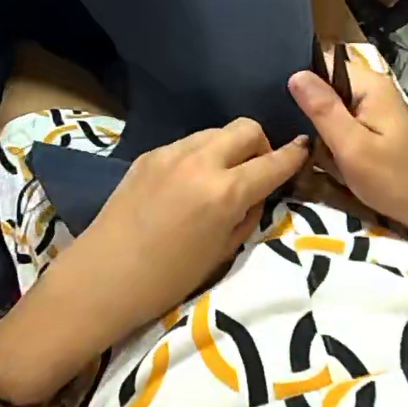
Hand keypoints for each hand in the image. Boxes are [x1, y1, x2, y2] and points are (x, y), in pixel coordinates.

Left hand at [0, 119, 307, 403]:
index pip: (272, 162)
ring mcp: (171, 153)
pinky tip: (189, 183)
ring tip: (221, 176)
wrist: (103, 276)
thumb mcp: (223, 251)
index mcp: (224, 192)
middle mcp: (201, 161)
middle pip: (246, 128)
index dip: (294, 155)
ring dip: (228, 147)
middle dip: (260, 144)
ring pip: (215, 131)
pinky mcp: (149, 154)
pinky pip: (188, 144)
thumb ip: (247, 213)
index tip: (304, 149)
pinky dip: (201, 155)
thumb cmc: (168, 279)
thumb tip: (258, 190)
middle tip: (256, 169)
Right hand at [287, 48, 407, 234]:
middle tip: (290, 129)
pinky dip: (328, 135)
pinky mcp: (369, 124)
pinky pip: (338, 121)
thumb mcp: (352, 147)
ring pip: (328, 105)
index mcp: (369, 85)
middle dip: (306, 106)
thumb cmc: (392, 179)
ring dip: (316, 124)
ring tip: (301, 142)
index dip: (299, 79)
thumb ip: (323, 110)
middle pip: (324, 84)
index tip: (277, 101)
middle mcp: (371, 88)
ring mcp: (371, 106)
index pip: (322, 64)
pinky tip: (319, 151)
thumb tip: (295, 74)